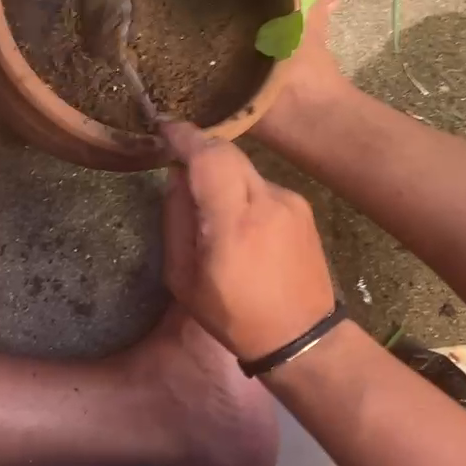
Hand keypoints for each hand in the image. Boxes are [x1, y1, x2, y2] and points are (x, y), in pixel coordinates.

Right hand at [161, 123, 334, 361]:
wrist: (302, 337)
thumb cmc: (234, 315)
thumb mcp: (183, 278)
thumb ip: (176, 221)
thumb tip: (176, 178)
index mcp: (234, 222)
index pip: (208, 157)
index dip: (183, 136)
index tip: (163, 128)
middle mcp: (267, 201)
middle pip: (228, 152)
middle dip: (199, 149)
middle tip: (175, 157)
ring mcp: (291, 202)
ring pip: (244, 167)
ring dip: (220, 173)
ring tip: (206, 202)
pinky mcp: (303, 208)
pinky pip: (261, 184)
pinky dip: (241, 190)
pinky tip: (236, 219)